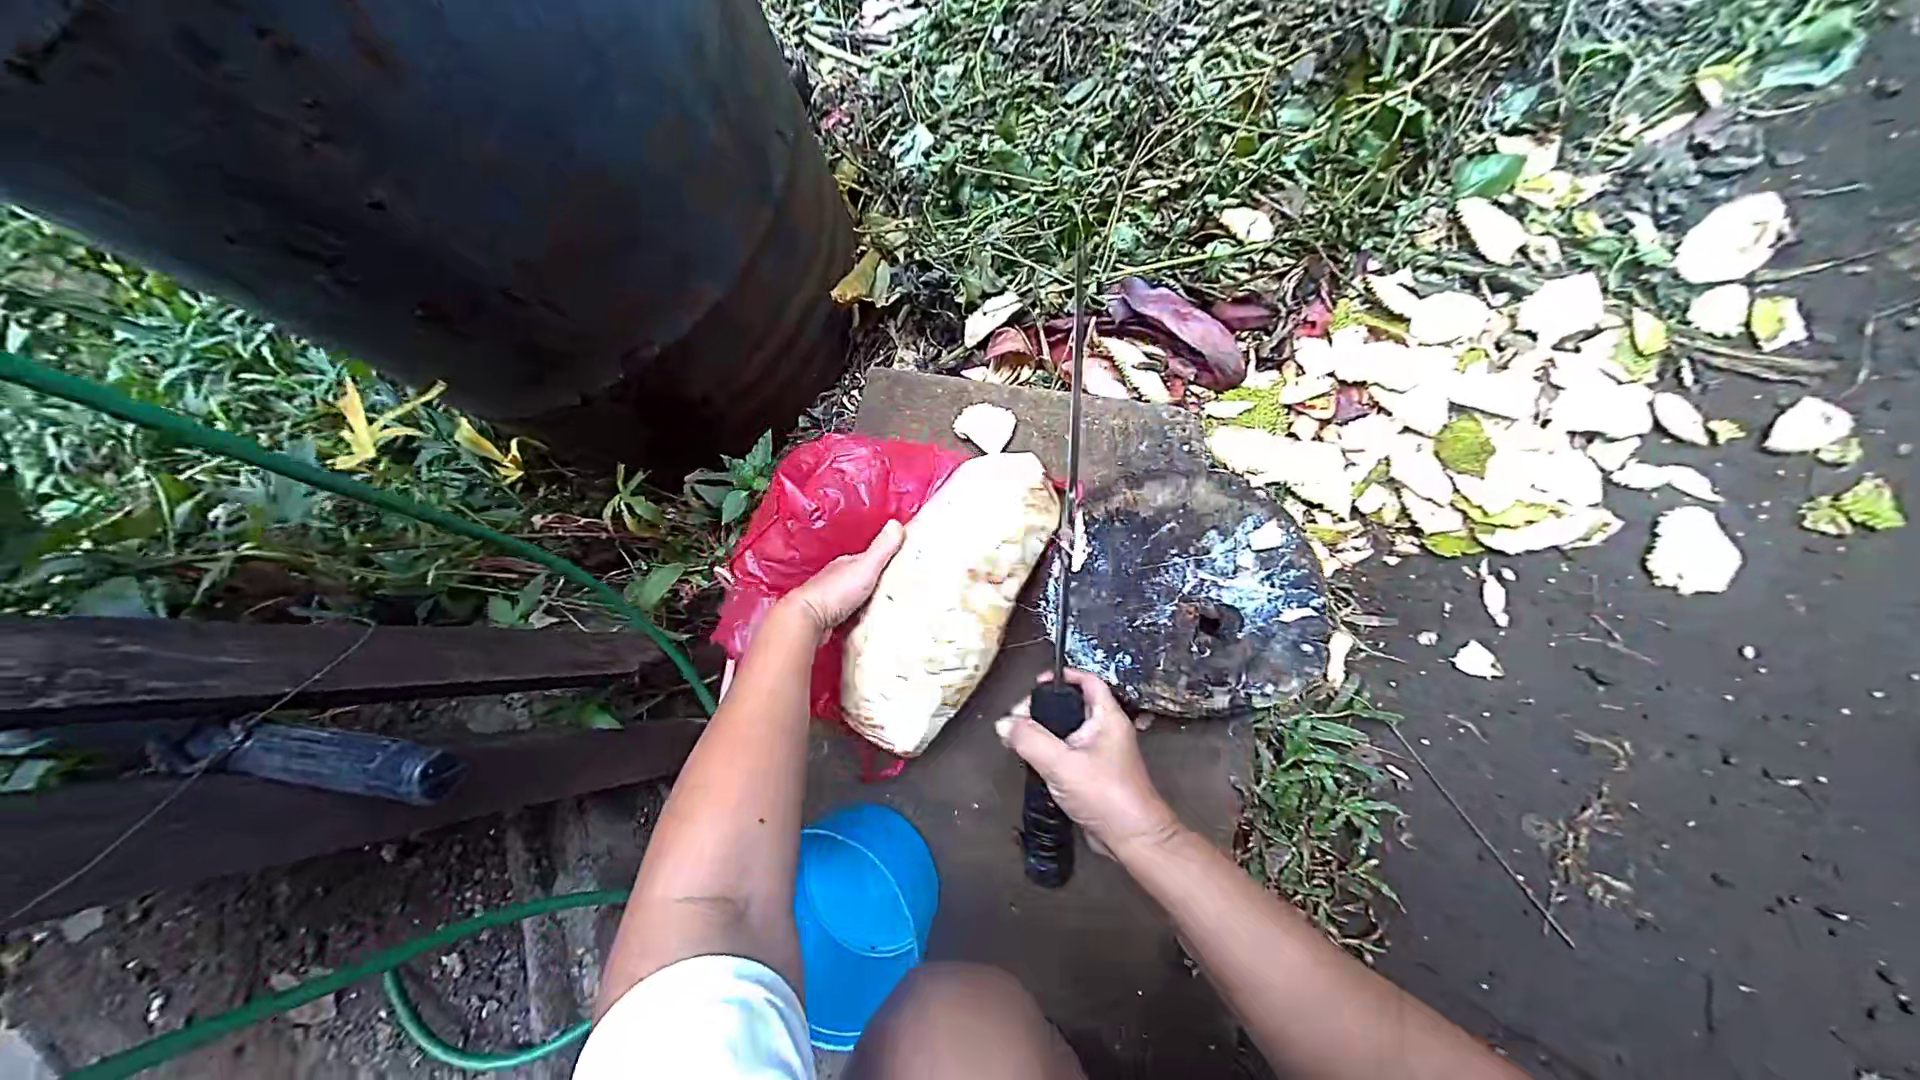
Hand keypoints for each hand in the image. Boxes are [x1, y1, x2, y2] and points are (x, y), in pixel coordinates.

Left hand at [782, 519, 905, 636]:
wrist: (807, 619)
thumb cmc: (836, 591)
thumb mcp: (866, 566)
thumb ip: (881, 548)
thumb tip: (896, 522)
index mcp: (846, 564)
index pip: (868, 558)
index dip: (884, 561)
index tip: (901, 566)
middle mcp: (836, 579)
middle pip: (861, 578)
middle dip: (876, 583)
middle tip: (898, 591)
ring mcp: (831, 599)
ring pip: (854, 597)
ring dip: (867, 601)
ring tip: (887, 608)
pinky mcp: (829, 619)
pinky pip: (849, 615)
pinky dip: (858, 617)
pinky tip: (868, 622)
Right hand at [996, 669, 1182, 857]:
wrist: (1133, 839)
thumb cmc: (1106, 795)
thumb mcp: (1061, 763)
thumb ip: (1029, 740)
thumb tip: (1004, 724)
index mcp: (1107, 717)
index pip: (1087, 681)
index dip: (1064, 676)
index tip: (1037, 684)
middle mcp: (1106, 730)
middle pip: (1072, 704)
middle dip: (1044, 706)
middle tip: (1020, 716)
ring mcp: (1101, 753)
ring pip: (1067, 730)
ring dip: (1044, 731)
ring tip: (1020, 737)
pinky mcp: (1094, 773)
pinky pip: (1068, 752)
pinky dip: (1050, 752)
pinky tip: (1032, 760)